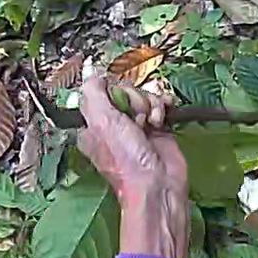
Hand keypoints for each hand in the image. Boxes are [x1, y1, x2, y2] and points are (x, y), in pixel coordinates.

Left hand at [75, 77, 189, 257]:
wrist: (158, 183)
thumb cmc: (126, 159)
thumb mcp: (101, 122)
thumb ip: (93, 93)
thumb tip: (94, 74)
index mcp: (94, 123)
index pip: (102, 90)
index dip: (113, 92)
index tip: (118, 105)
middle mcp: (115, 123)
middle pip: (126, 90)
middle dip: (134, 100)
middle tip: (137, 120)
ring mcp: (138, 125)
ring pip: (145, 96)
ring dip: (151, 104)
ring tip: (152, 123)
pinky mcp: (159, 127)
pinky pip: (161, 104)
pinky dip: (164, 106)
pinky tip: (163, 117)